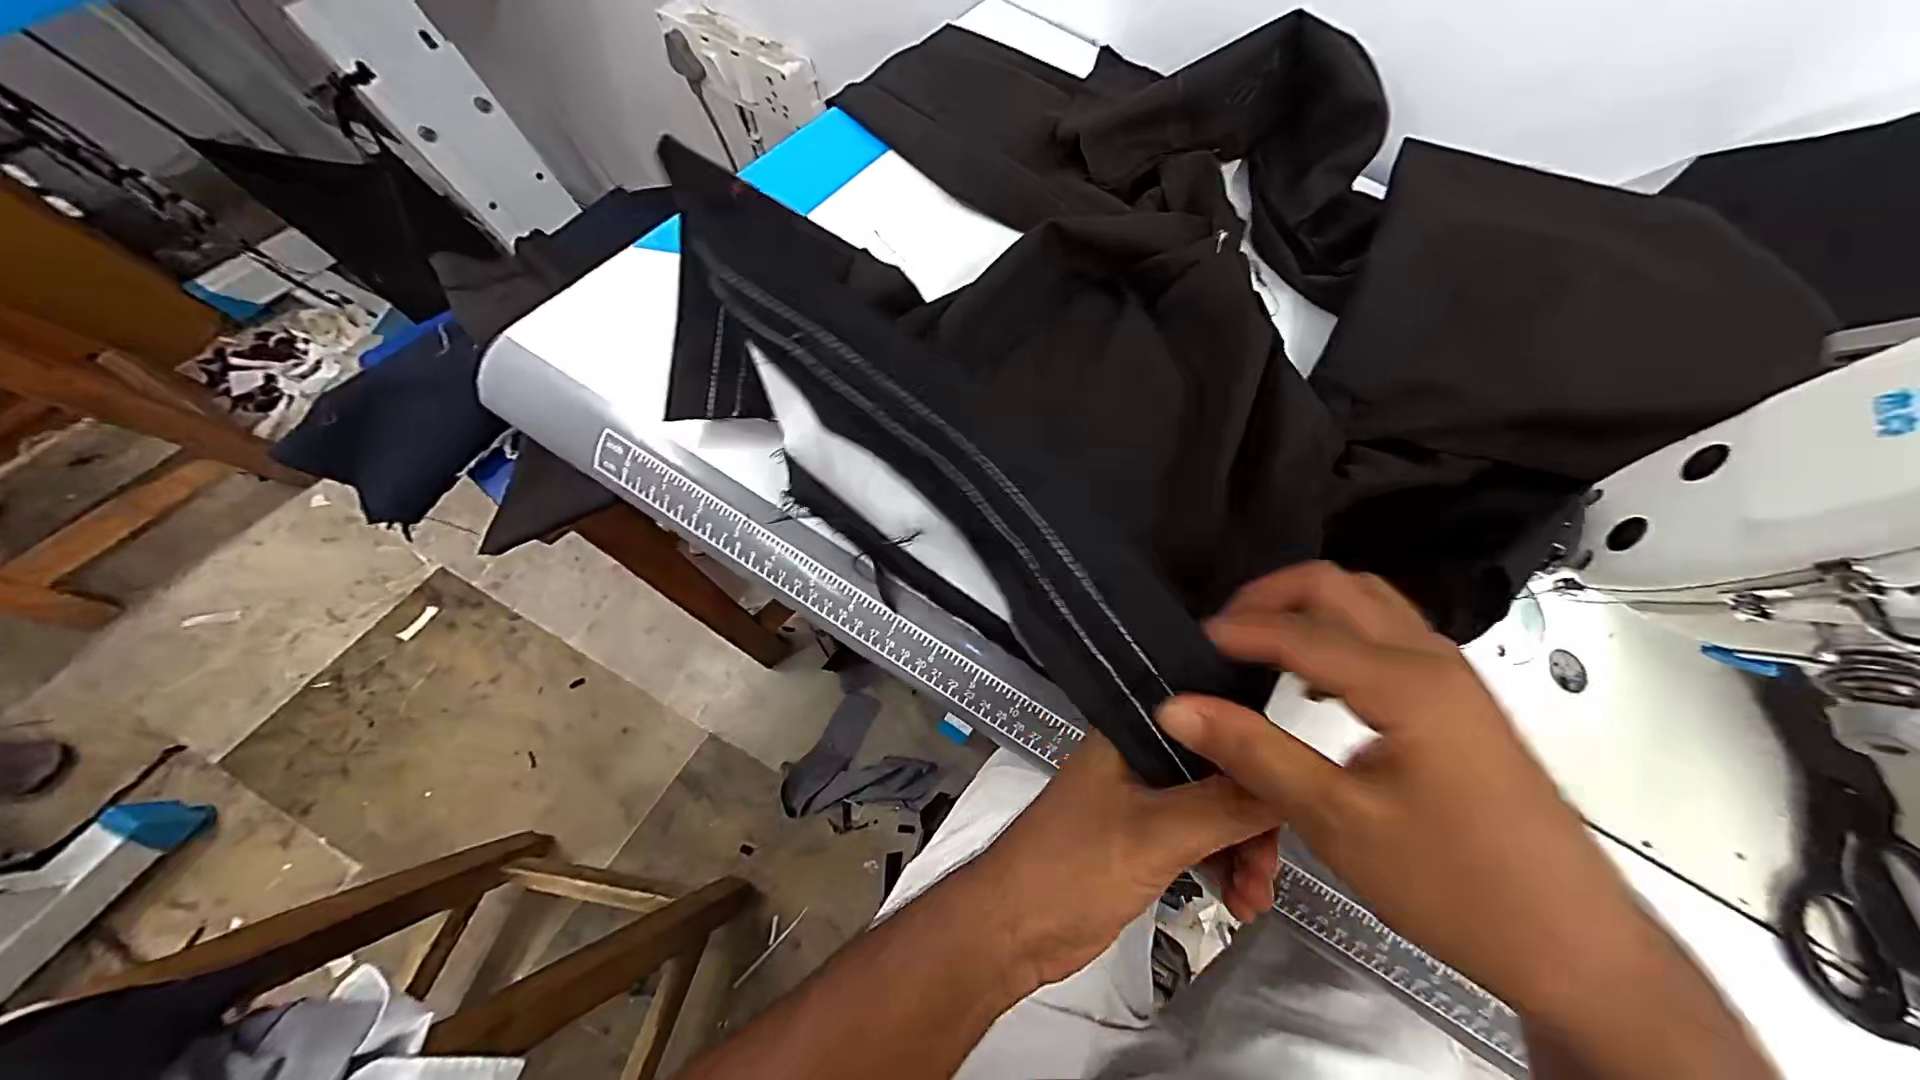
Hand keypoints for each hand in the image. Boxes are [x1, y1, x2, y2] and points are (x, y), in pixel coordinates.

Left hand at [965, 731, 1280, 990]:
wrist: (1014, 929)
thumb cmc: (1067, 868)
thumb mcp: (1155, 834)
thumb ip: (1224, 806)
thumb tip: (1288, 786)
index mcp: (1131, 733)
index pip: (1210, 725)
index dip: (1254, 754)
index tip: (1292, 792)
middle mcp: (1137, 757)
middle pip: (1218, 772)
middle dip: (1252, 818)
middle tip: (1269, 864)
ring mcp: (1141, 799)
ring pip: (1213, 810)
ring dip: (1242, 850)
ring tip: (1253, 896)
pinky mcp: (1143, 837)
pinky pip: (1199, 839)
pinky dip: (1223, 866)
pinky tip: (1237, 898)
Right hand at [1155, 562, 1654, 1018]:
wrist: (1576, 948)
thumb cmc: (1457, 887)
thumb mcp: (1336, 821)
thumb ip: (1252, 752)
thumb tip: (1177, 707)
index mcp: (1407, 684)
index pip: (1299, 631)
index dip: (1235, 631)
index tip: (1188, 645)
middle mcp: (1433, 661)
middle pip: (1337, 585)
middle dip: (1268, 597)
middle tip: (1221, 633)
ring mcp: (1452, 676)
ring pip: (1366, 601)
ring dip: (1304, 609)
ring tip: (1255, 645)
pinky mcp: (1457, 700)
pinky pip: (1385, 633)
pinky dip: (1335, 632)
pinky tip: (1311, 679)